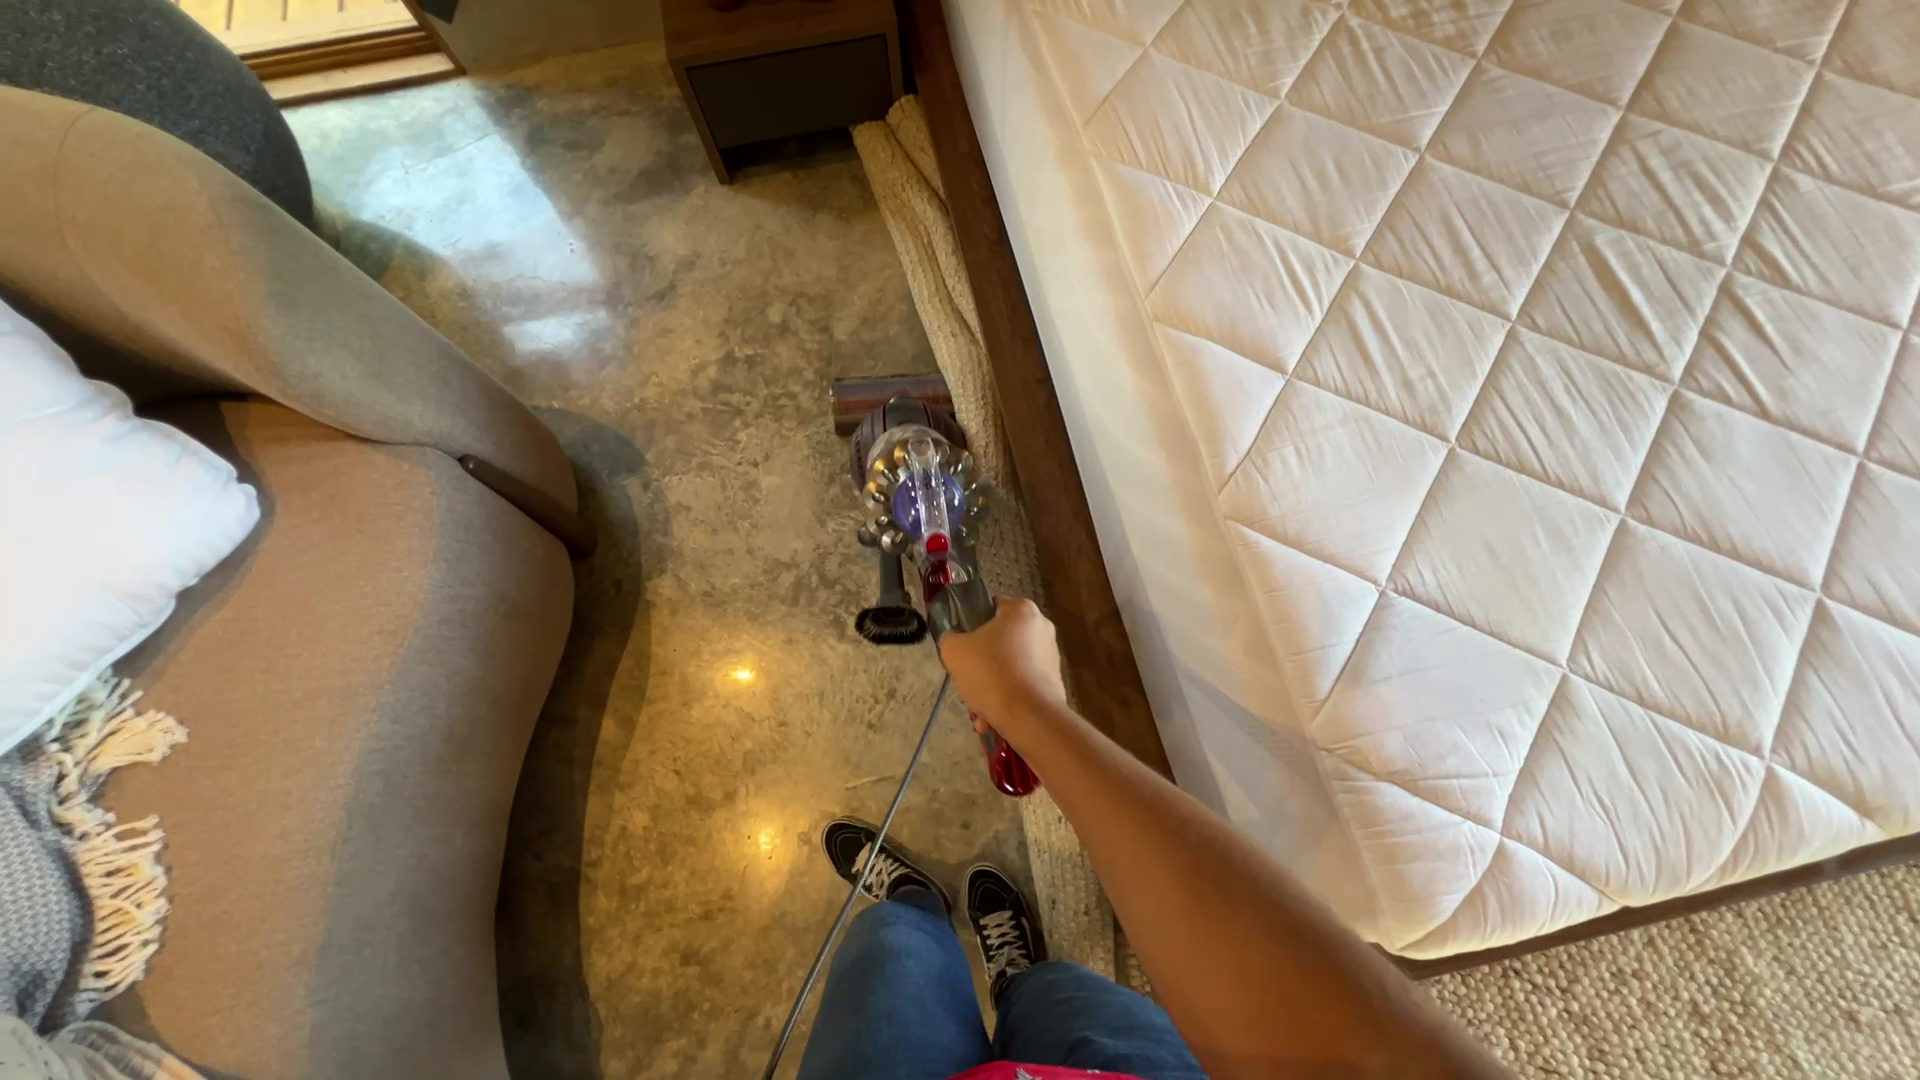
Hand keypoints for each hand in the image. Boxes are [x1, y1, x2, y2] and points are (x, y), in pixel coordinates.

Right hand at [939, 597, 1068, 735]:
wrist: (1029, 716)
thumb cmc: (991, 673)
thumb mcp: (954, 651)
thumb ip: (950, 638)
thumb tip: (955, 640)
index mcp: (1022, 610)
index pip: (990, 608)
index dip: (971, 626)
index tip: (962, 647)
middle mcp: (1042, 627)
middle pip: (1000, 641)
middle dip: (981, 665)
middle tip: (967, 681)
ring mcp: (1051, 655)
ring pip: (1010, 667)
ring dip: (992, 686)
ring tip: (978, 711)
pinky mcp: (1054, 681)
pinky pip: (1023, 684)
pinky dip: (1007, 697)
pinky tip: (992, 719)